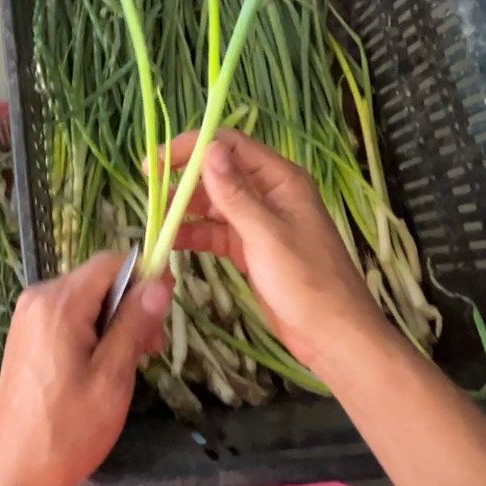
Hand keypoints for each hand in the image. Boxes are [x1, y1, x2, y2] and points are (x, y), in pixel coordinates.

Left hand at [0, 251, 173, 485]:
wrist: (16, 471)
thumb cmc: (68, 428)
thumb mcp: (112, 379)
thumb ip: (134, 325)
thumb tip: (160, 282)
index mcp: (58, 301)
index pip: (109, 262)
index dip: (143, 275)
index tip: (166, 305)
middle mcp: (39, 296)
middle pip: (97, 279)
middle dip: (129, 305)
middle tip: (150, 350)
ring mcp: (28, 314)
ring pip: (84, 298)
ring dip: (111, 320)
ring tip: (125, 364)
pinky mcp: (25, 333)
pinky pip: (66, 314)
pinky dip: (89, 330)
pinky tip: (98, 365)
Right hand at [163, 130, 390, 375]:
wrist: (337, 340)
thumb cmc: (308, 283)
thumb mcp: (267, 236)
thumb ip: (235, 194)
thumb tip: (208, 149)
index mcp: (279, 179)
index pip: (229, 145)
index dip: (192, 147)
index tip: (158, 161)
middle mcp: (268, 192)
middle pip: (218, 171)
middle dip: (183, 178)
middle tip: (148, 187)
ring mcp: (259, 221)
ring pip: (213, 202)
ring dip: (184, 208)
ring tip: (154, 218)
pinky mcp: (251, 247)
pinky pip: (216, 231)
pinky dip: (194, 234)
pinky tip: (170, 241)